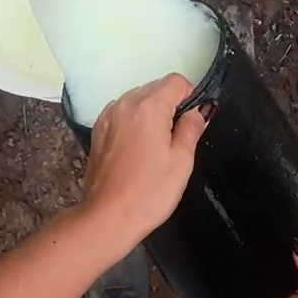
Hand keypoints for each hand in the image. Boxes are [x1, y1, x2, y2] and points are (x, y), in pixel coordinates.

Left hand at [75, 74, 209, 249]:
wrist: (108, 215)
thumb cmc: (150, 191)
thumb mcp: (181, 161)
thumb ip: (191, 128)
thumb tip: (199, 109)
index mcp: (149, 107)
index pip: (174, 81)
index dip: (189, 94)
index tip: (192, 118)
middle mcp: (125, 103)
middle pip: (154, 87)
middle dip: (170, 103)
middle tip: (177, 136)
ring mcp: (108, 115)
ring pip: (136, 98)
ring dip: (150, 110)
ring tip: (156, 144)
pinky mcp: (98, 129)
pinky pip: (121, 111)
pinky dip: (133, 119)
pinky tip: (137, 146)